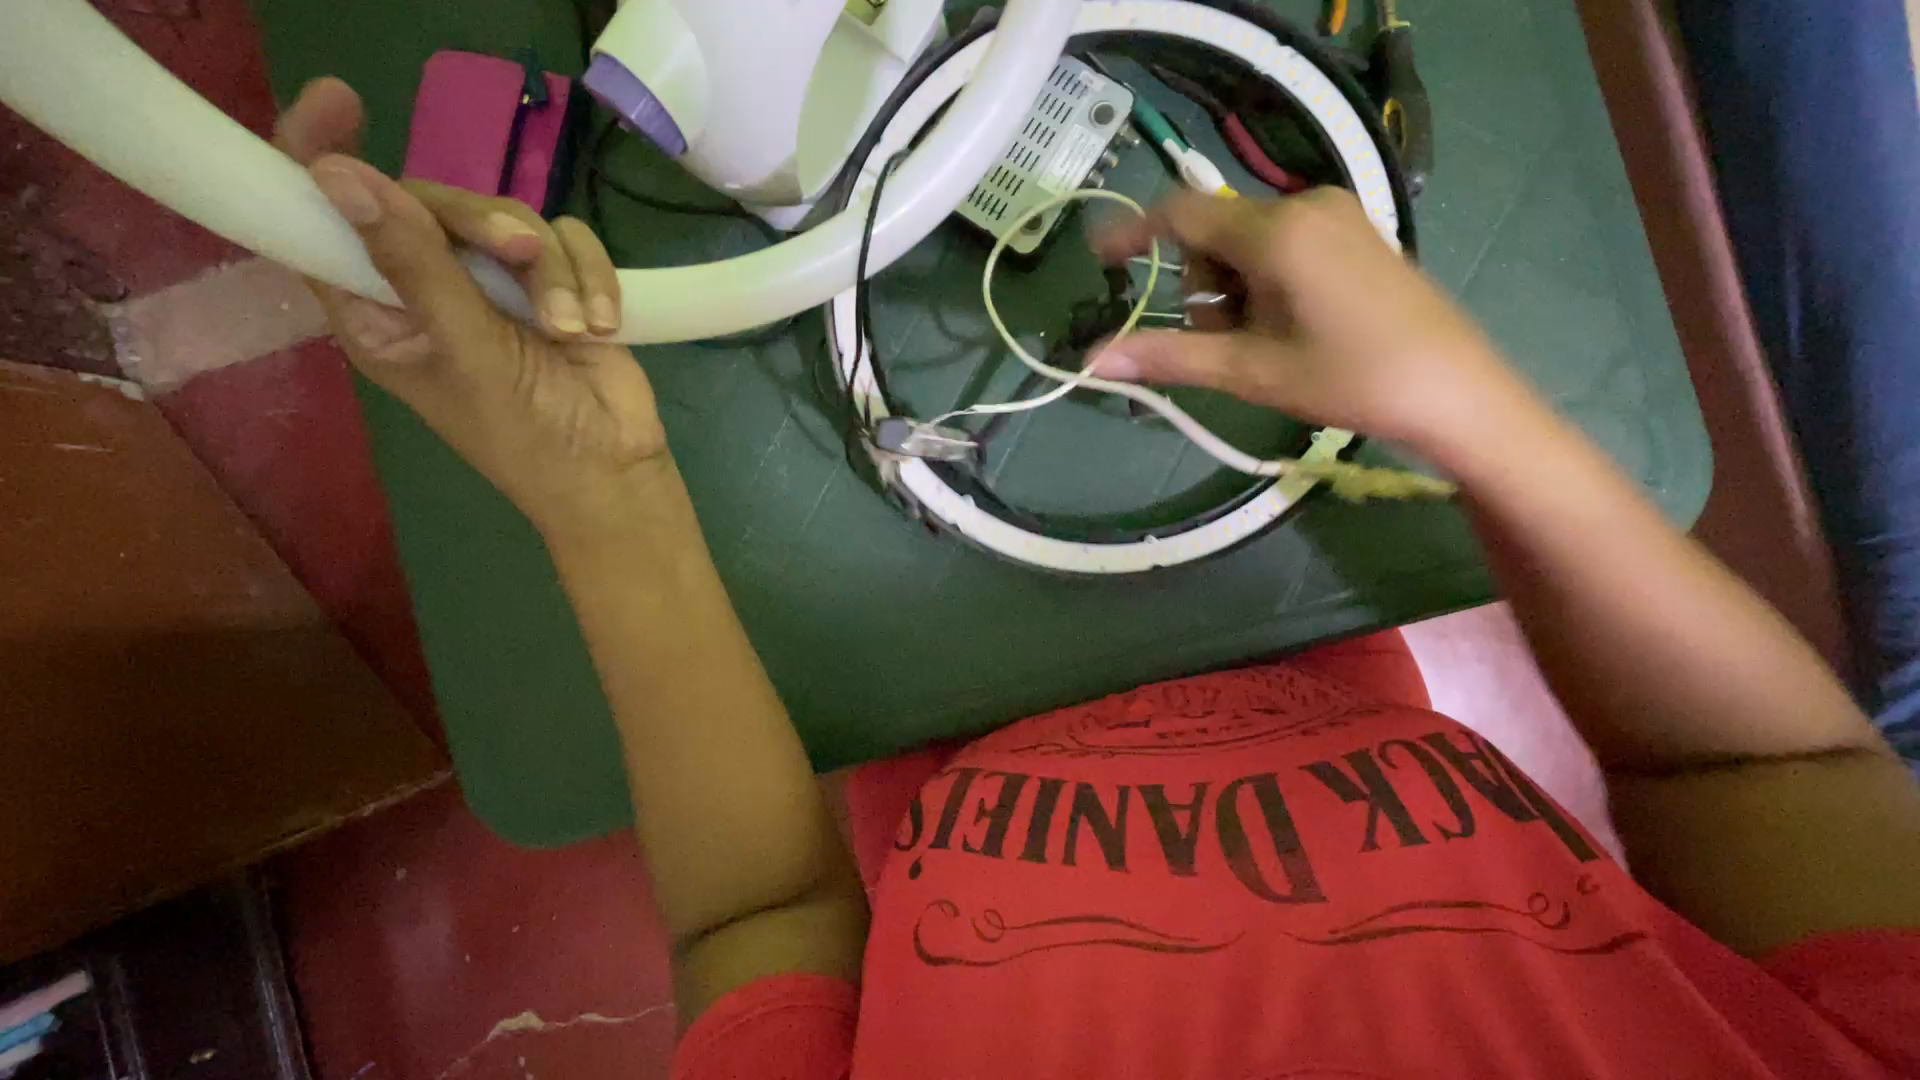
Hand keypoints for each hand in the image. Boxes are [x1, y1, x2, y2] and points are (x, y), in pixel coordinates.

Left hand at [274, 78, 668, 542]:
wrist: (614, 468)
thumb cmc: (525, 435)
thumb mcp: (465, 354)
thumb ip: (414, 265)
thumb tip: (336, 172)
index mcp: (382, 311)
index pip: (328, 220)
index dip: (321, 157)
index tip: (343, 102)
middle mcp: (436, 289)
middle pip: (438, 204)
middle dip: (485, 225)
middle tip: (520, 254)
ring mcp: (505, 288)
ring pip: (518, 221)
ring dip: (555, 270)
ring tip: (572, 327)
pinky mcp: (565, 289)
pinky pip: (575, 244)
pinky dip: (593, 277)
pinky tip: (601, 323)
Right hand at [1091, 188, 1537, 461]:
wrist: (1455, 391)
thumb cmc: (1350, 379)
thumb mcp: (1251, 372)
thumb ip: (1169, 358)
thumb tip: (1093, 360)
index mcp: (1277, 231)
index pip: (1182, 215)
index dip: (1134, 234)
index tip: (1099, 259)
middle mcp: (1304, 205)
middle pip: (1213, 235)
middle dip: (1200, 289)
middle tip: (1224, 345)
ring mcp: (1335, 215)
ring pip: (1245, 244)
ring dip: (1231, 293)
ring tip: (1263, 345)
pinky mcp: (1352, 233)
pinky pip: (1280, 246)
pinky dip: (1262, 285)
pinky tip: (1289, 326)